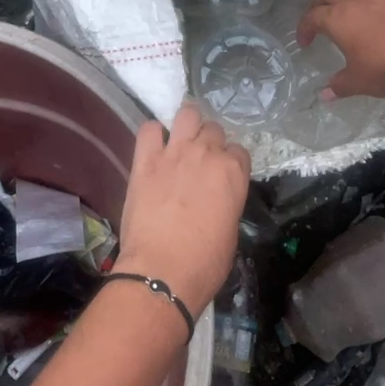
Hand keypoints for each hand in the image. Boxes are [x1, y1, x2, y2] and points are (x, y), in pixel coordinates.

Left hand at [113, 102, 251, 317]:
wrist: (162, 271)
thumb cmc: (204, 263)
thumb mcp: (230, 232)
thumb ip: (227, 203)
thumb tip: (217, 199)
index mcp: (232, 173)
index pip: (239, 151)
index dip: (231, 163)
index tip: (223, 176)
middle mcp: (206, 154)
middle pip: (214, 129)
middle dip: (210, 142)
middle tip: (201, 162)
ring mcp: (175, 152)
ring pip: (187, 114)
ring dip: (187, 124)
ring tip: (181, 140)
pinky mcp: (145, 159)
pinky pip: (149, 129)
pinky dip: (153, 133)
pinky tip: (153, 146)